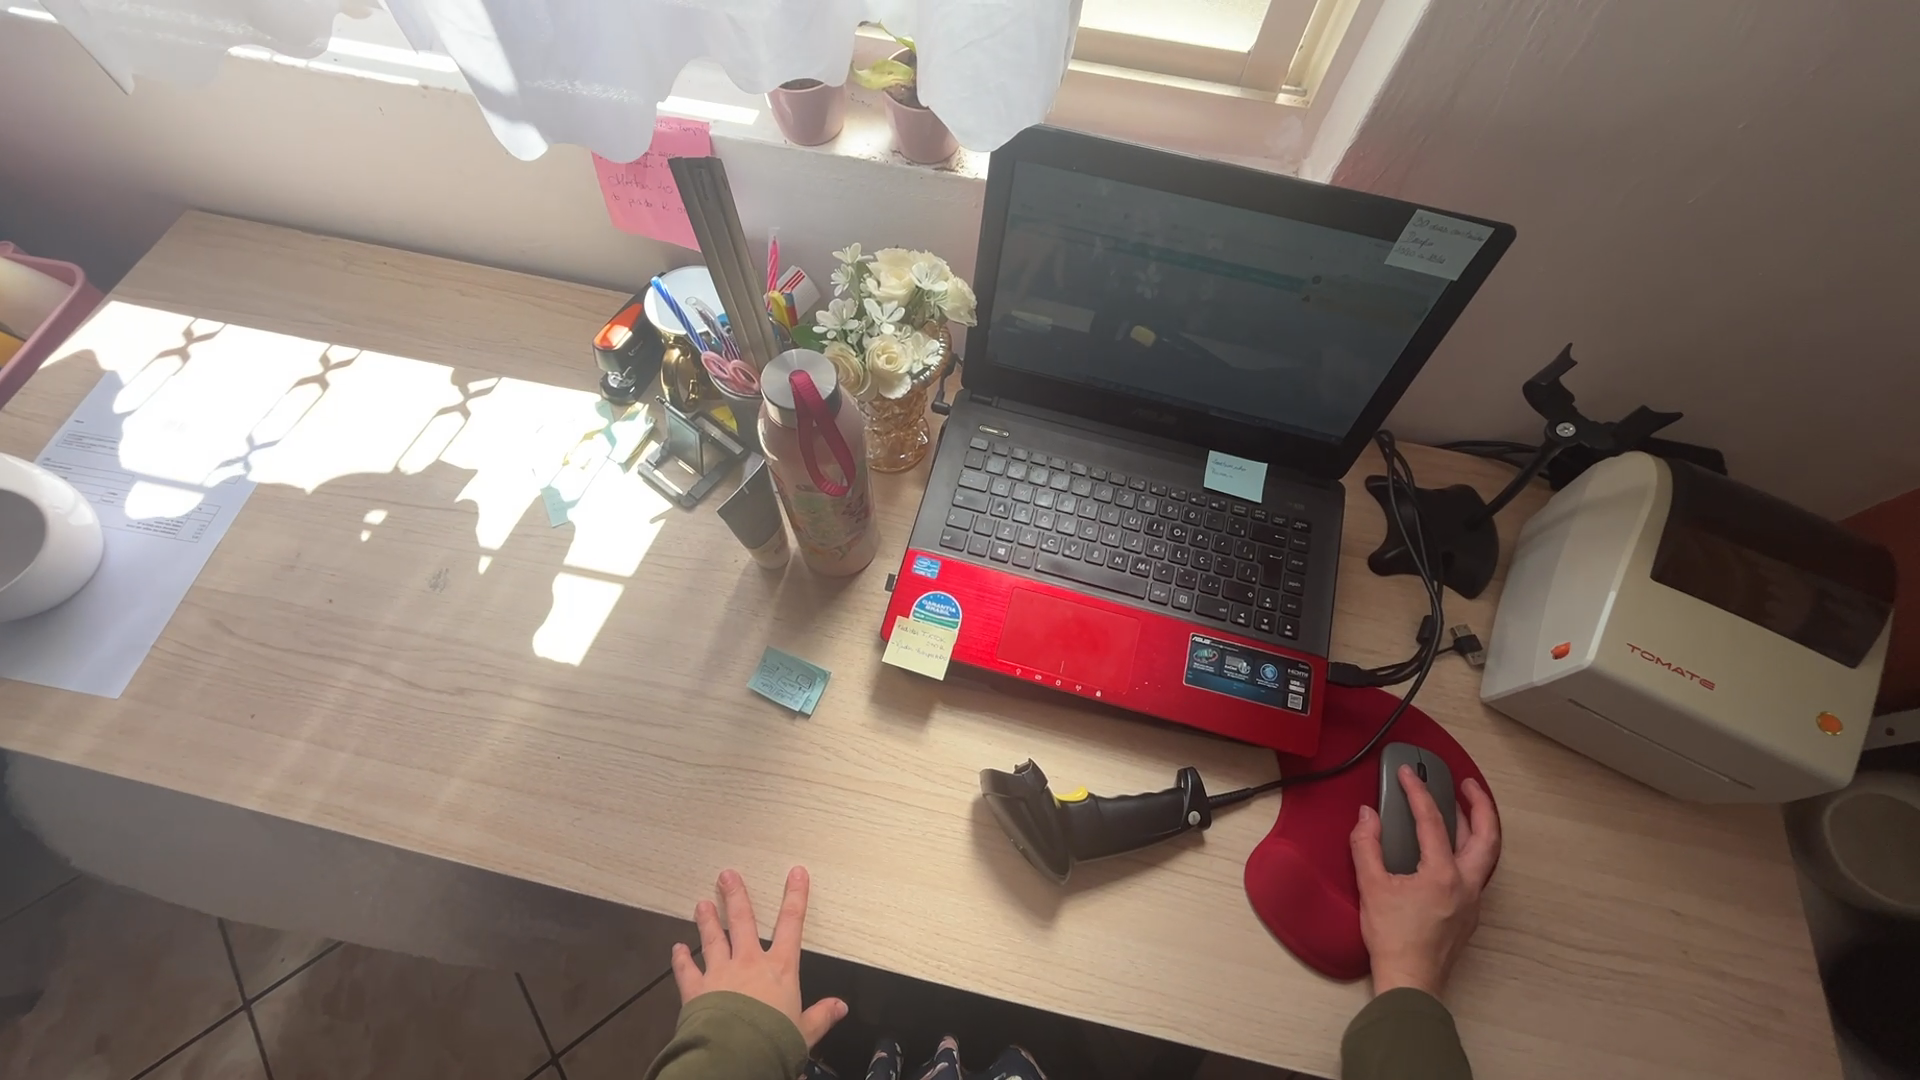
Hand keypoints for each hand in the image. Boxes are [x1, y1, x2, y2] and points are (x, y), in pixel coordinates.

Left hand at [670, 867, 846, 1046]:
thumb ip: (821, 1016)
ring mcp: (720, 974)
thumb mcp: (803, 1033)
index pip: (791, 924)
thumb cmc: (773, 1043)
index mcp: (779, 968)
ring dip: (707, 920)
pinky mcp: (696, 992)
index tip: (796, 872)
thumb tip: (841, 1007)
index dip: (795, 896)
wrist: (734, 1058)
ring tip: (702, 903)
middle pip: (743, 922)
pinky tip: (676, 948)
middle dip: (736, 897)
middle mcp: (749, 963)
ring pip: (713, 939)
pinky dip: (681, 960)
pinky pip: (687, 972)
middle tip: (727, 875)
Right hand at [1350, 767, 1501, 999]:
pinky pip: (1478, 870)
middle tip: (1468, 784)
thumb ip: (1367, 844)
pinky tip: (1454, 845)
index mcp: (1443, 875)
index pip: (1432, 822)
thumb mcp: (1370, 885)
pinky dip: (1471, 847)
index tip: (1407, 773)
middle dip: (1480, 806)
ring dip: (1479, 826)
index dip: (1417, 792)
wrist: (1411, 978)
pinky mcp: (1468, 912)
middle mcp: (1467, 885)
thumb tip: (1368, 815)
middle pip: (1486, 837)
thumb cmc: (1392, 935)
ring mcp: (1472, 900)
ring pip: (1486, 854)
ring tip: (1465, 807)